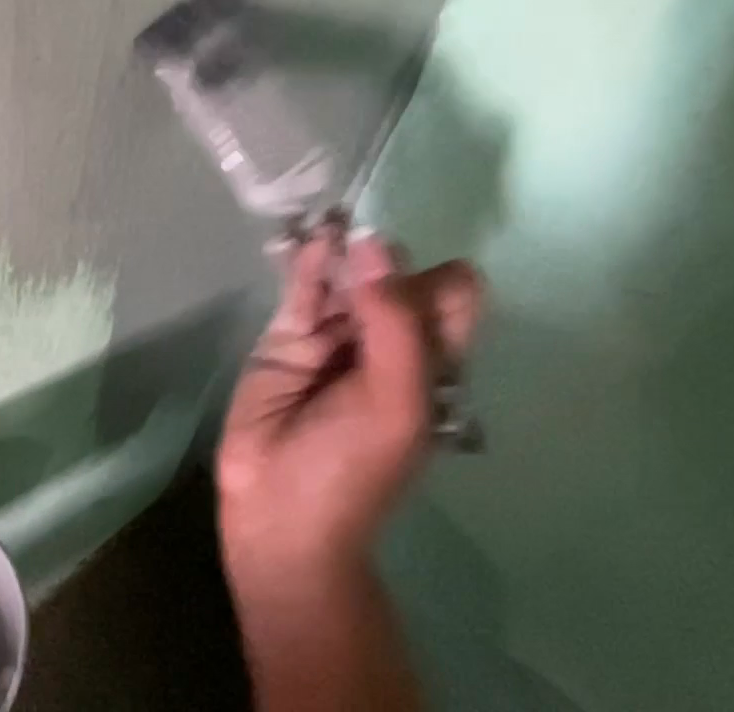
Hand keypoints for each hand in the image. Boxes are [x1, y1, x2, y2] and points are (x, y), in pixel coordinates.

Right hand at [216, 219, 481, 586]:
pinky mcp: (288, 335)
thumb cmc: (354, 468)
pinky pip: (302, 287)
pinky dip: (306, 261)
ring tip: (329, 222)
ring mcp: (335, 334)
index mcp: (432, 359)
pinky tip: (308, 239)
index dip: (437, 275)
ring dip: (342, 246)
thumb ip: (392, 321)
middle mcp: (387, 338)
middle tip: (357, 241)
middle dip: (384, 253)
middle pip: (396, 274)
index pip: (453, 296)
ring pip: (347, 273)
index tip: (408, 274)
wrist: (280, 511)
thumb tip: (373, 241)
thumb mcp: (396, 401)